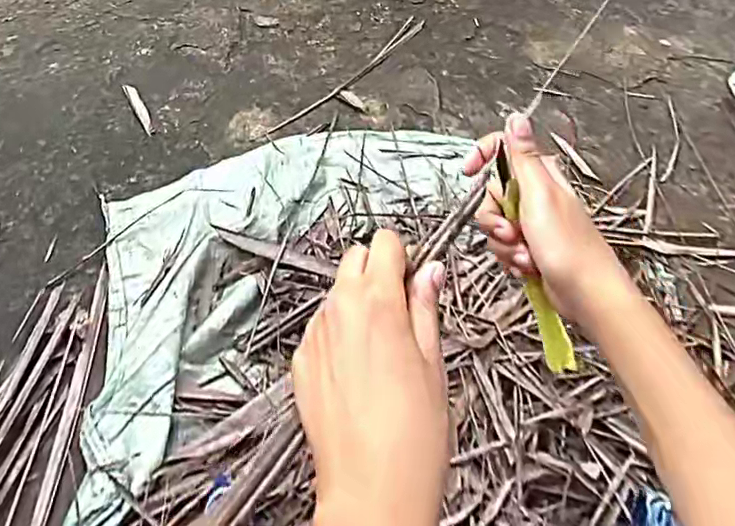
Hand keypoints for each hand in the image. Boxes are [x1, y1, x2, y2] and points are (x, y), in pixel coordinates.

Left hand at [292, 229, 448, 525]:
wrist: (370, 492)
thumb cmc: (410, 438)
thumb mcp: (434, 364)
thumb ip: (426, 306)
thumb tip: (431, 271)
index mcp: (378, 302)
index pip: (385, 242)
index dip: (404, 256)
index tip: (414, 275)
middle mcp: (340, 308)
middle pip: (356, 257)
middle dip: (378, 271)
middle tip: (400, 308)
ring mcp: (316, 332)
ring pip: (337, 292)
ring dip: (357, 303)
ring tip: (381, 349)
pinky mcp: (301, 357)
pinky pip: (321, 326)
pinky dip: (338, 334)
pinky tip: (358, 370)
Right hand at [461, 111, 635, 325]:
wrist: (589, 299)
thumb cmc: (570, 249)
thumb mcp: (540, 195)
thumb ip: (524, 156)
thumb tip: (517, 118)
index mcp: (540, 175)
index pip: (502, 149)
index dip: (482, 157)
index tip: (469, 171)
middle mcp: (535, 196)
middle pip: (491, 192)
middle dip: (494, 217)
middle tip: (512, 231)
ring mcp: (532, 223)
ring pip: (494, 222)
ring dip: (504, 244)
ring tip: (526, 256)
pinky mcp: (530, 247)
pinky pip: (502, 246)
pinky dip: (510, 258)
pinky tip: (528, 267)